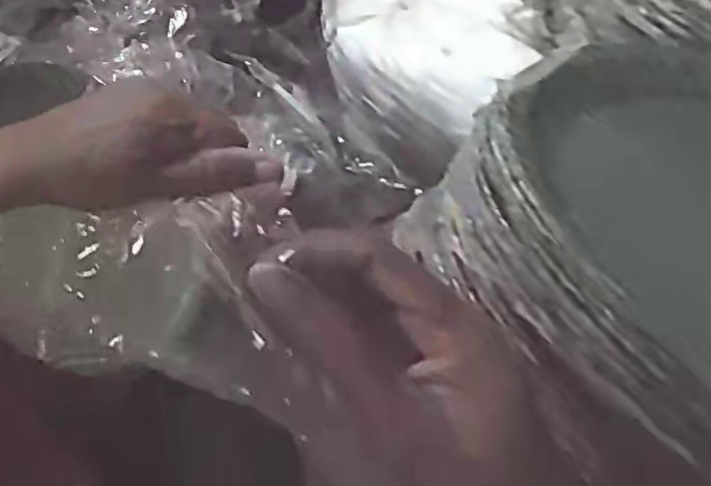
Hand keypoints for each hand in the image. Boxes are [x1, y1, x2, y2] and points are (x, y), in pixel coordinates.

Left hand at [0, 80, 282, 211]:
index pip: (232, 134)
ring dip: (182, 145)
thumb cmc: (93, 177)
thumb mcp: (156, 184)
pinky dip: (161, 134)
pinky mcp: (119, 90)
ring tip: (152, 175)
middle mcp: (162, 88)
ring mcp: (138, 86)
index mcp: (175, 109)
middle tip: (176, 188)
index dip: (230, 165)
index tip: (210, 193)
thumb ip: (213, 174)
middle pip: (209, 123)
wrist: (30, 155)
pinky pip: (160, 111)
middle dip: (204, 154)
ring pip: (184, 118)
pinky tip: (135, 155)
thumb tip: (274, 168)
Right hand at [247, 229, 568, 485]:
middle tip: (254, 273)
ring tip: (263, 292)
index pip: (375, 253)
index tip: (263, 262)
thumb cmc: (446, 484)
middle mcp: (448, 321)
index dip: (315, 248)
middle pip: (369, 269)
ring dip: (313, 290)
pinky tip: (290, 324)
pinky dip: (326, 320)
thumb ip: (326, 340)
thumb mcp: (386, 418)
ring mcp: (437, 349)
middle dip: (309, 265)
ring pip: (364, 295)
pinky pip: (367, 327)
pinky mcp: (421, 375)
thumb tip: (261, 271)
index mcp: (455, 322)